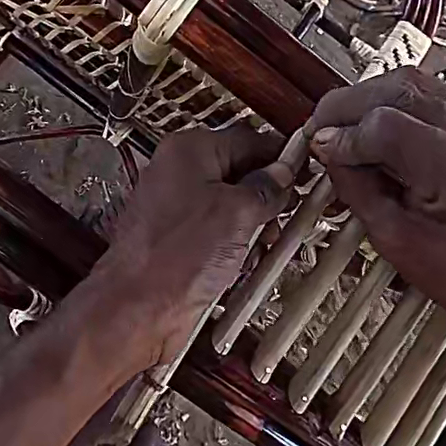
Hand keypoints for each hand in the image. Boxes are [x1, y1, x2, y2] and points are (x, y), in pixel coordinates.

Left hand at [86, 127, 295, 369]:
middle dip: (266, 198)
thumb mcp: (237, 213)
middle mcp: (177, 175)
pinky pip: (218, 235)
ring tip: (264, 246)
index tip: (305, 174)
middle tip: (285, 218)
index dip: (279, 158)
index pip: (247, 139)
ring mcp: (175, 208)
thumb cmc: (173, 257)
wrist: (140, 306)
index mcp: (187, 152)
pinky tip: (244, 264)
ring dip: (254, 227)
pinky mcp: (177, 240)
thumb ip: (266, 188)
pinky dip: (235, 247)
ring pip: (231, 208)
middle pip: (239, 174)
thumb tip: (282, 175)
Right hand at [304, 68, 445, 336]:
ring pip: (416, 83)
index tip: (318, 150)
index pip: (390, 127)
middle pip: (404, 91)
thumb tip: (325, 144)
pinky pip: (431, 95)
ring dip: (366, 100)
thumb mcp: (390, 238)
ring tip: (341, 127)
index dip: (344, 135)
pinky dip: (390, 105)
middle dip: (348, 106)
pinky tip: (370, 128)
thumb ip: (355, 184)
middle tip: (319, 129)